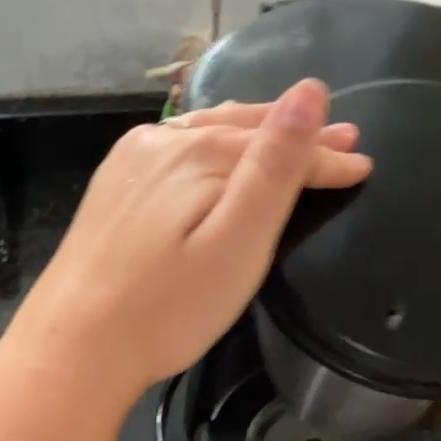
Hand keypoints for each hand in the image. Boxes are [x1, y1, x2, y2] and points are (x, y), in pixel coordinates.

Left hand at [2, 79, 372, 404]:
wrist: (75, 348)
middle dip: (295, 135)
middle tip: (343, 137)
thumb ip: (275, 168)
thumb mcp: (238, 242)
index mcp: (198, 155)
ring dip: (253, 134)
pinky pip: (176, 149)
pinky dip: (211, 145)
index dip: (325, 157)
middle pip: (243, 131)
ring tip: (286, 130)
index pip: (279, 147)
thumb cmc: (168, 309)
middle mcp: (161, 144)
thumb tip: (310, 92)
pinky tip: (214, 151)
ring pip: (206, 134)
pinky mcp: (113, 190)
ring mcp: (130, 164)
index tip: (364, 164)